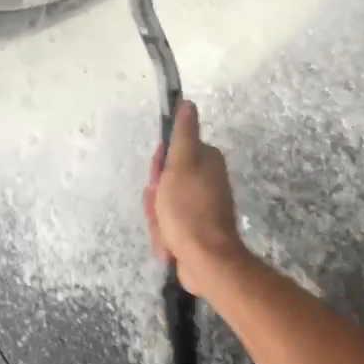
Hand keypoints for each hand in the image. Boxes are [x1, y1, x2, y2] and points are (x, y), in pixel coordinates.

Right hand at [145, 101, 251, 298]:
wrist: (206, 261)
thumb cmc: (189, 209)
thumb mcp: (180, 163)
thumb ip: (183, 132)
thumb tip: (188, 102)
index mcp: (206, 160)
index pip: (171, 153)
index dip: (159, 167)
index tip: (158, 178)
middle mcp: (206, 180)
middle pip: (166, 181)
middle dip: (157, 199)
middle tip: (160, 208)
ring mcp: (201, 206)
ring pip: (164, 205)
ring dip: (158, 220)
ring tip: (166, 232)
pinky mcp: (196, 230)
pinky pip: (170, 226)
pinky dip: (166, 236)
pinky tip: (169, 246)